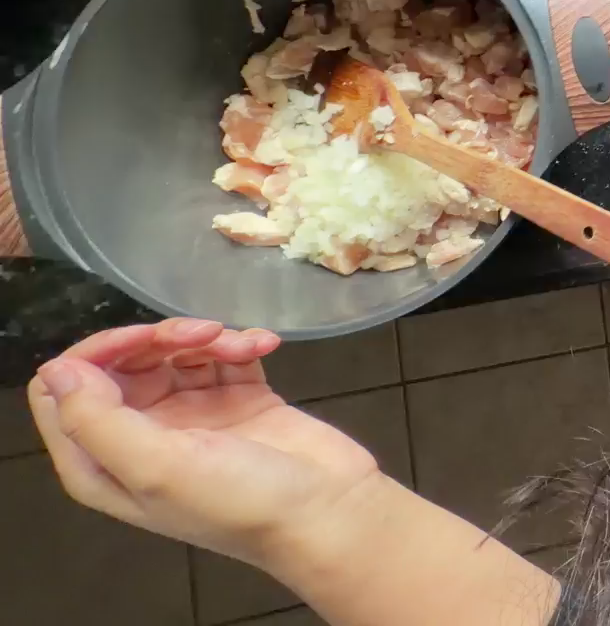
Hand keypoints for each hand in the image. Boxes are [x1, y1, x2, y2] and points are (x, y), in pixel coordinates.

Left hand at [27, 318, 382, 568]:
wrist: (321, 504)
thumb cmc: (235, 498)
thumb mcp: (157, 468)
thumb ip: (100, 421)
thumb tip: (59, 369)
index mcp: (103, 457)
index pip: (67, 391)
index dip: (97, 356)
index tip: (147, 339)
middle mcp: (143, 432)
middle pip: (129, 365)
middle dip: (165, 339)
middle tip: (208, 333)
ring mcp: (198, 415)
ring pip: (183, 355)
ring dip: (214, 339)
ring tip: (251, 345)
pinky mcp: (245, 399)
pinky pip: (233, 357)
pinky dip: (247, 343)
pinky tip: (269, 345)